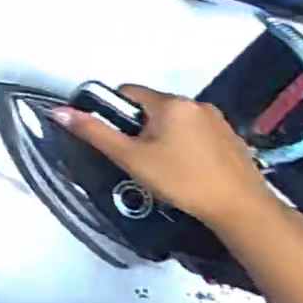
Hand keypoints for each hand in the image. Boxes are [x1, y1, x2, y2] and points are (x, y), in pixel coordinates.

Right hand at [53, 85, 282, 230]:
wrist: (242, 210)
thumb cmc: (181, 180)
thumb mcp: (130, 157)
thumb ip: (93, 132)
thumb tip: (59, 111)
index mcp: (170, 103)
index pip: (127, 92)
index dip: (113, 112)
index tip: (115, 138)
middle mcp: (196, 104)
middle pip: (150, 106)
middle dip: (137, 126)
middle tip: (135, 156)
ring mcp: (218, 120)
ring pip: (172, 119)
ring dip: (160, 134)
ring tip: (160, 165)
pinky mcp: (232, 138)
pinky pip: (194, 130)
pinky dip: (183, 143)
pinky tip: (185, 168)